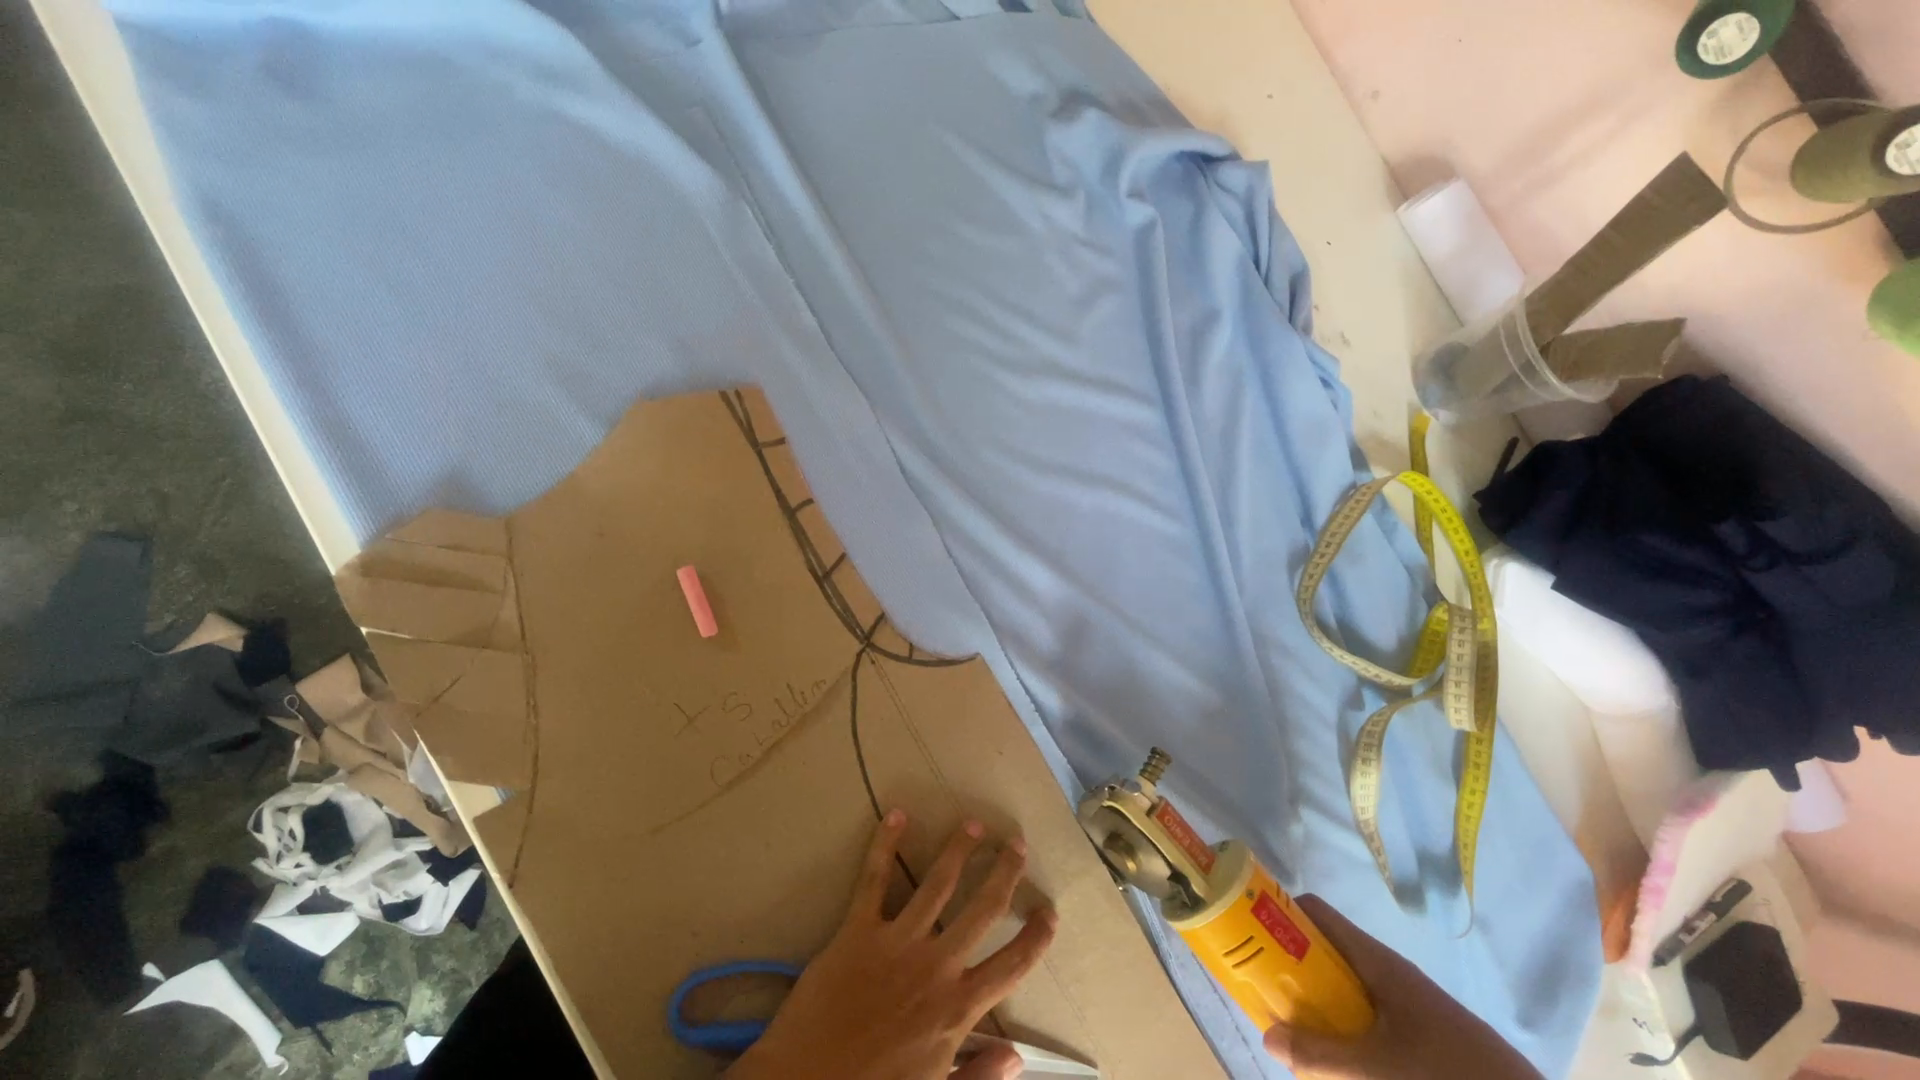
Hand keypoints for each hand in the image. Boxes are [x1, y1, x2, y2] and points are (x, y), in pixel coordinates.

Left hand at [725, 809, 1058, 1079]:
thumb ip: (977, 1075)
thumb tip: (1017, 1057)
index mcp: (957, 1009)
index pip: (1011, 965)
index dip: (1036, 937)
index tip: (1049, 912)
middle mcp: (935, 967)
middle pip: (982, 910)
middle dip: (1004, 872)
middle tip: (1017, 845)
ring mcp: (896, 943)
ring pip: (938, 884)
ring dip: (959, 849)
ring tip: (973, 824)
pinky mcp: (856, 931)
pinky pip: (873, 880)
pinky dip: (885, 845)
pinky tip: (896, 816)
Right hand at [1265, 896, 1542, 1079]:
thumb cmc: (1445, 1072)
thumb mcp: (1374, 1068)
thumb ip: (1318, 1053)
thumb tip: (1267, 1033)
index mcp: (1377, 961)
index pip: (1317, 914)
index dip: (1279, 914)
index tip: (1247, 933)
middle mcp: (1388, 972)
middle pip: (1325, 950)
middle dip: (1290, 965)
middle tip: (1260, 989)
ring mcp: (1405, 1002)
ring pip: (1345, 986)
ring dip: (1314, 999)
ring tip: (1289, 1027)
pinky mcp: (1420, 1031)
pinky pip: (1366, 1014)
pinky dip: (1342, 1026)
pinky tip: (1336, 1059)